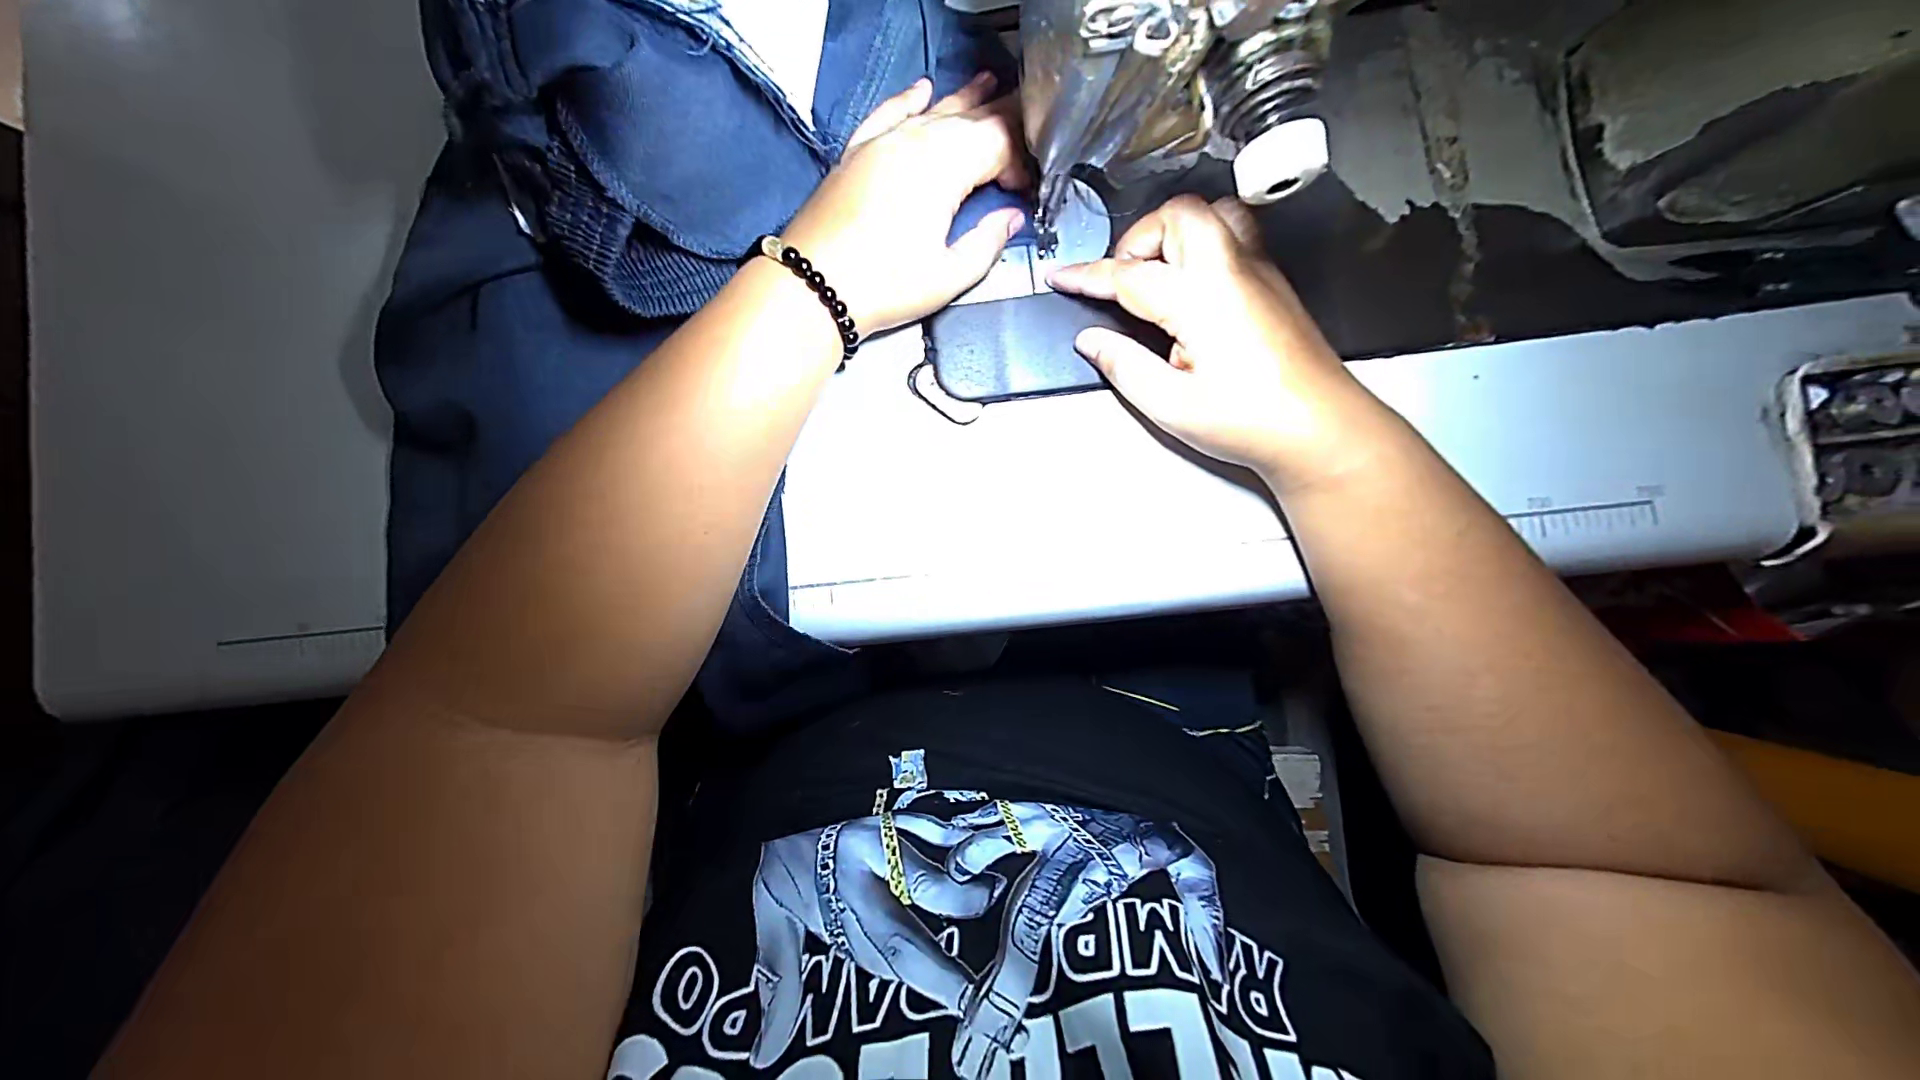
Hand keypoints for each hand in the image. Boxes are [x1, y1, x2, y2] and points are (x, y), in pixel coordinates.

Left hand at [782, 73, 1030, 336]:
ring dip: (965, 100)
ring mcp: (882, 142)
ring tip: (989, 86)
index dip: (1019, 159)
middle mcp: (914, 142)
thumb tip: (1010, 219)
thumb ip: (987, 242)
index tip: (1022, 188)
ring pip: (933, 110)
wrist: (813, 285)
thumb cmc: (882, 286)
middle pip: (969, 118)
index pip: (998, 142)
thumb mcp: (949, 276)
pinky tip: (922, 91)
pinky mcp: (856, 153)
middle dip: (1001, 121)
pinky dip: (908, 100)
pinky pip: (888, 113)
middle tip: (1024, 124)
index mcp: (944, 168)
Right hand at [1047, 195, 1405, 493]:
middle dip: (1136, 239)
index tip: (1062, 276)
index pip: (1129, 274)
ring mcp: (1258, 271)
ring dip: (1172, 233)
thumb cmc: (1254, 421)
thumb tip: (1092, 341)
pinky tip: (1189, 286)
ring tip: (1154, 274)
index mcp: (1201, 298)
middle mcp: (1232, 270)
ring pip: (1210, 214)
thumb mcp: (1169, 404)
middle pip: (1175, 215)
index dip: (1087, 275)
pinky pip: (1232, 234)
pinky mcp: (1272, 282)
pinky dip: (1199, 244)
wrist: (1319, 430)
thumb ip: (1123, 365)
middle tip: (1117, 279)